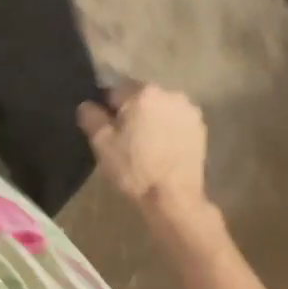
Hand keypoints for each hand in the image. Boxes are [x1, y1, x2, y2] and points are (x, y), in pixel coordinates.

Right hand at [77, 84, 210, 219]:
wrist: (173, 196)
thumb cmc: (134, 168)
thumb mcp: (102, 144)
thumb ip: (91, 117)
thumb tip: (87, 105)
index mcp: (143, 93)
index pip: (114, 91)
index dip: (106, 110)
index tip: (106, 129)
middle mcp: (169, 93)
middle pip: (140, 98)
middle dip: (131, 112)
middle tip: (124, 138)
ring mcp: (188, 109)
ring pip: (159, 108)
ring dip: (151, 119)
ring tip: (145, 145)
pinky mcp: (200, 126)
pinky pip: (175, 120)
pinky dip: (167, 128)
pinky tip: (162, 149)